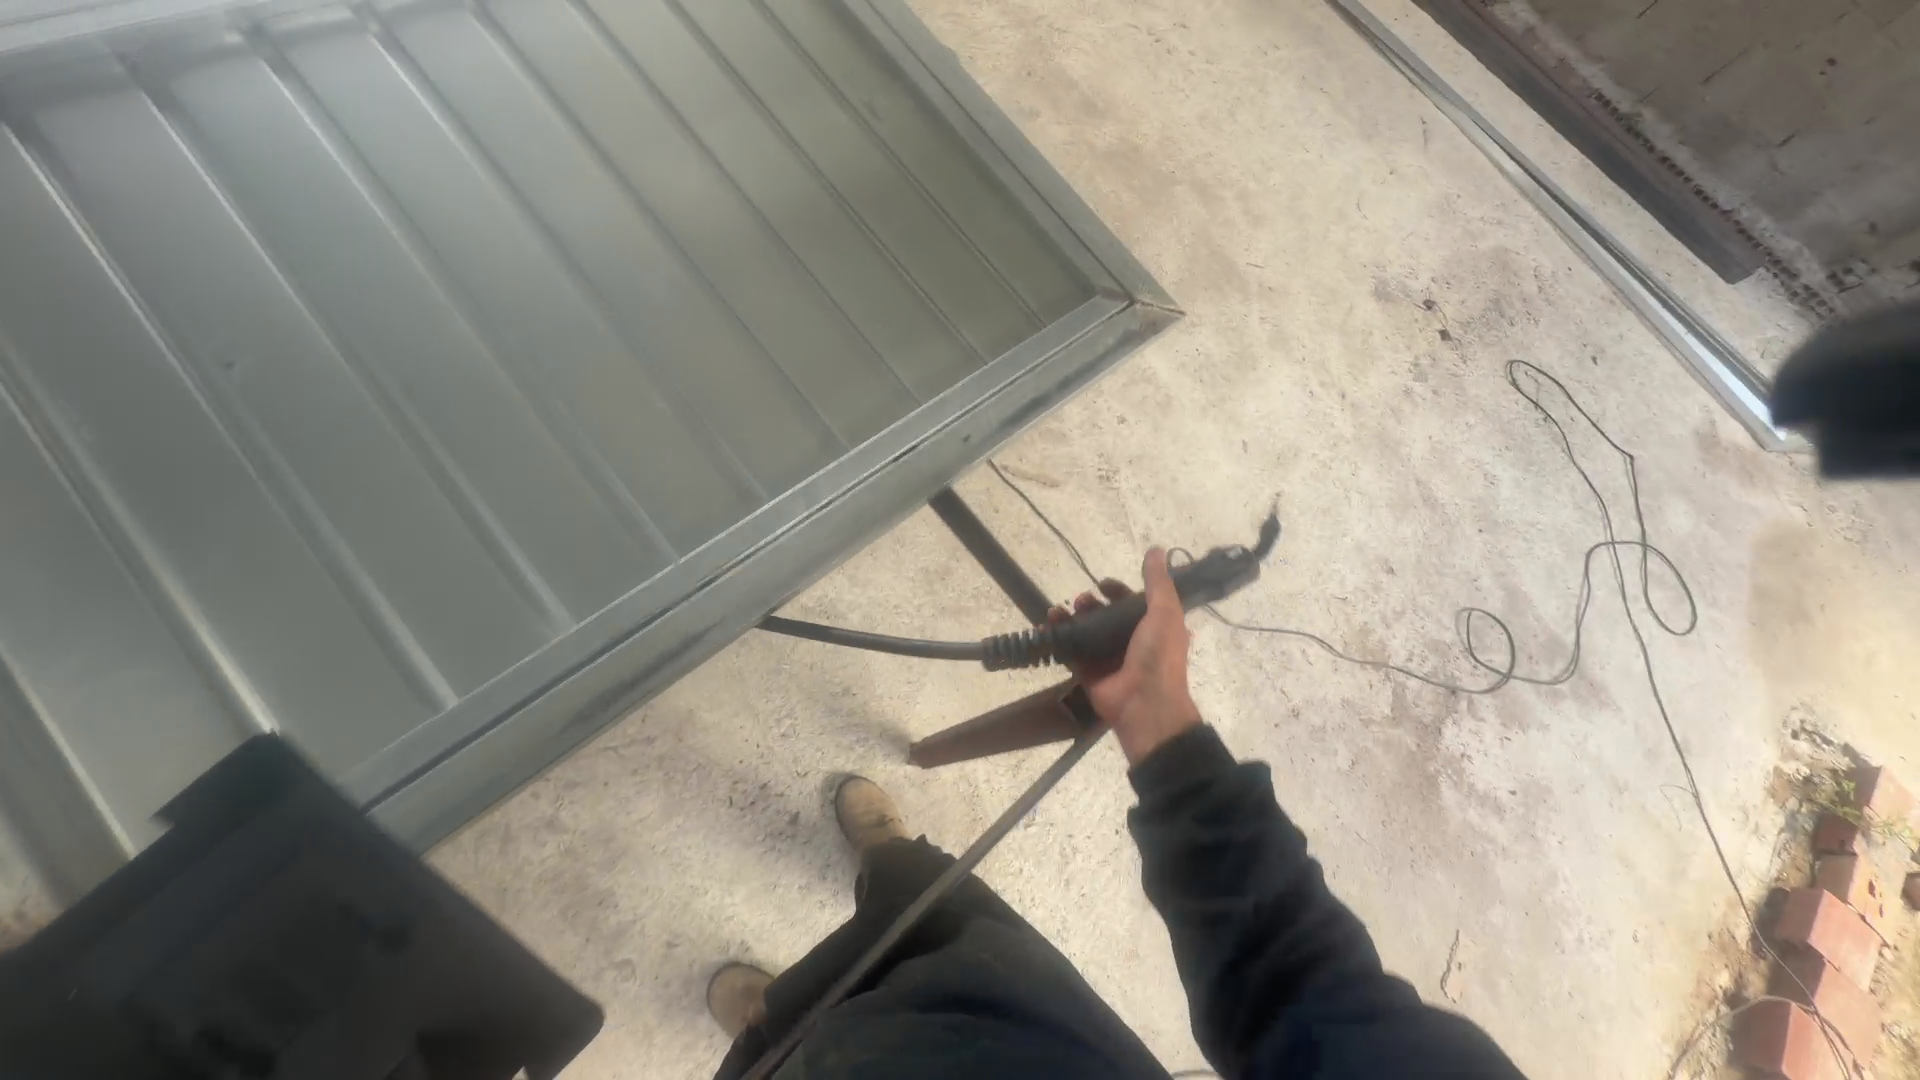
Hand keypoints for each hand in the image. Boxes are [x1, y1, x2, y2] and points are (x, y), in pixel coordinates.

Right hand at [1049, 548, 1201, 765]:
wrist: (1143, 703)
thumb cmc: (1158, 655)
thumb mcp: (1164, 613)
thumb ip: (1158, 583)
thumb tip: (1157, 550)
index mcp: (1153, 627)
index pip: (1132, 603)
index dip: (1118, 591)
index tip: (1103, 584)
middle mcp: (1130, 641)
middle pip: (1105, 615)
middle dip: (1091, 603)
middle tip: (1082, 600)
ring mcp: (1107, 657)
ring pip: (1085, 630)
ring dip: (1072, 616)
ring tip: (1061, 610)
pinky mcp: (1088, 671)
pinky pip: (1070, 649)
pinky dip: (1057, 636)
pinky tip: (1047, 624)